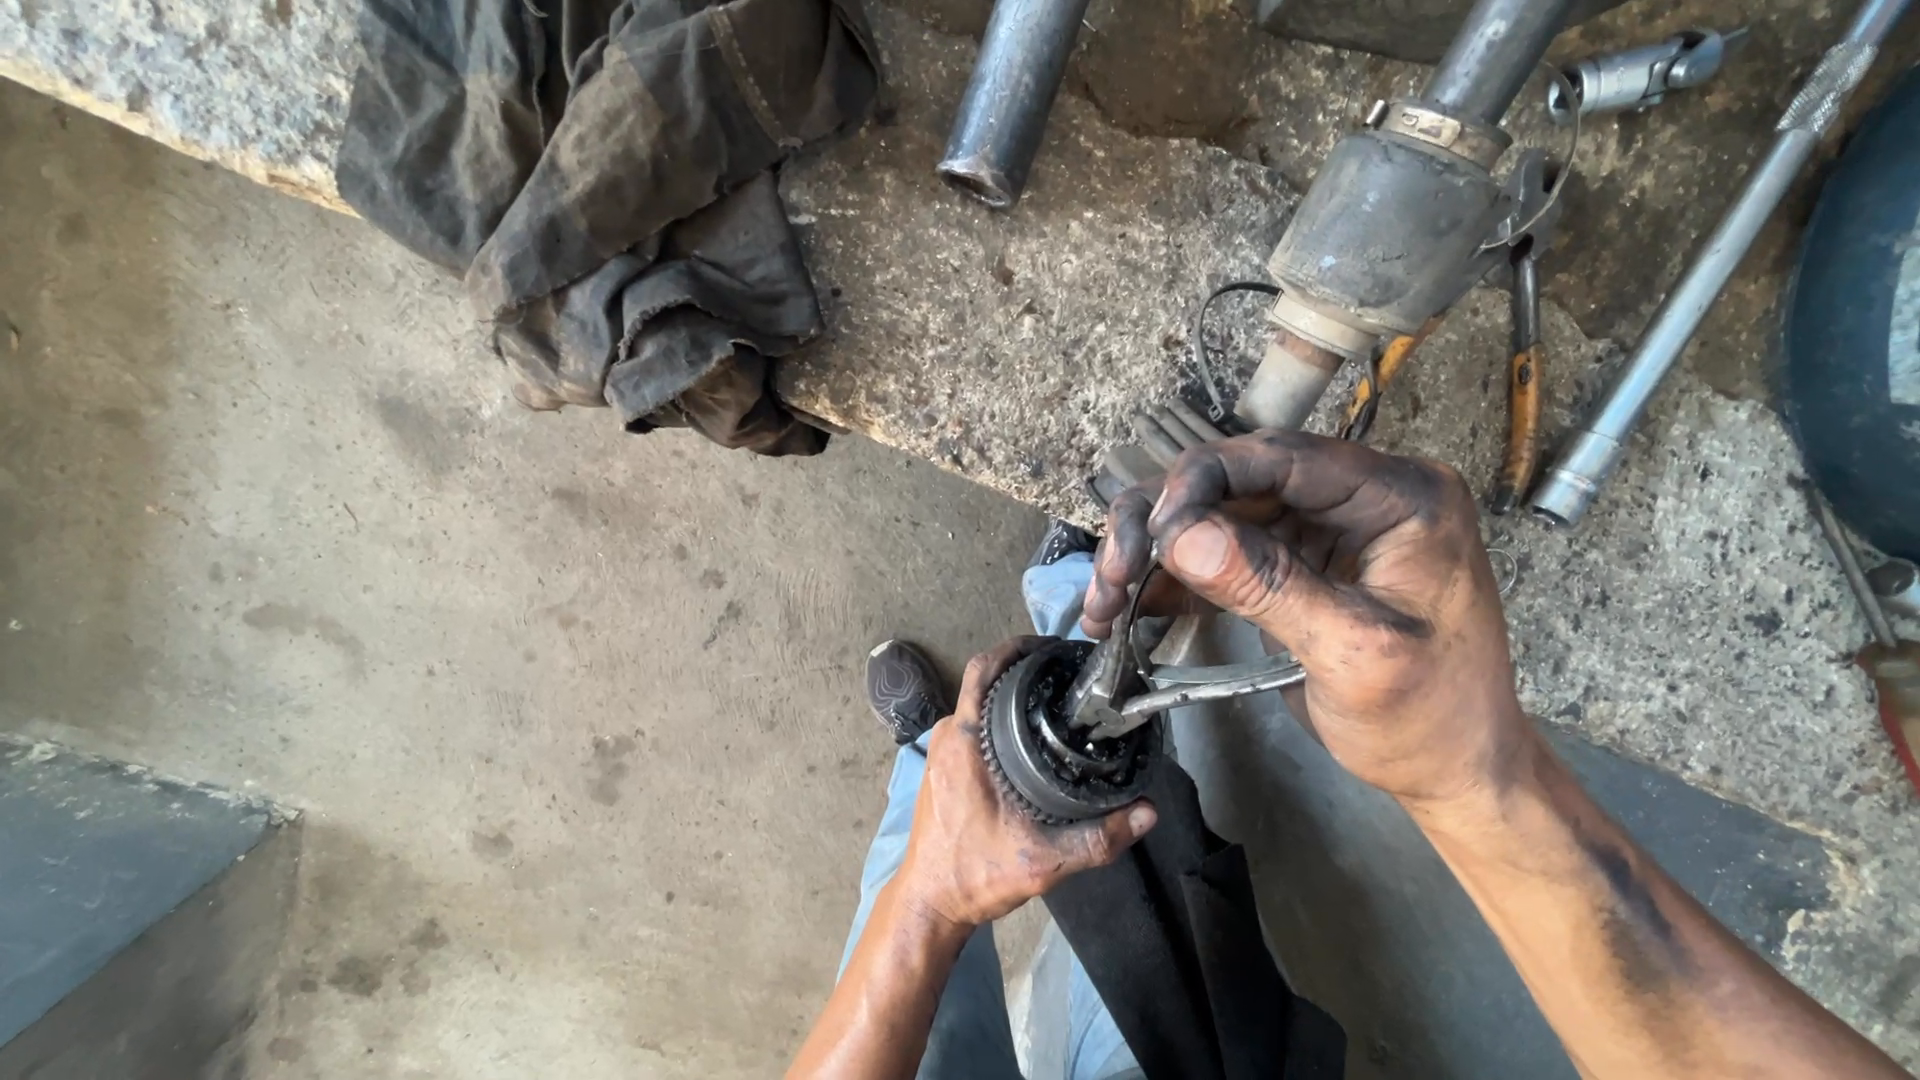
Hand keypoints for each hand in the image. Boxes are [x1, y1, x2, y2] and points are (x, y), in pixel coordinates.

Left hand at [895, 638, 1158, 927]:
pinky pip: (973, 723)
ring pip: (978, 703)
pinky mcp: (943, 765)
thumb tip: (1147, 812)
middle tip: (1066, 672)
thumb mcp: (1042, 861)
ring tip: (1056, 696)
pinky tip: (1031, 732)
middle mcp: (947, 736)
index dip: (1015, 648)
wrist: (930, 902)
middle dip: (1022, 668)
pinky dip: (999, 715)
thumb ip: (1097, 839)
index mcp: (963, 741)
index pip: (983, 670)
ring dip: (1011, 693)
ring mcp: (941, 750)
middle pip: (984, 681)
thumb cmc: (975, 875)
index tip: (1052, 646)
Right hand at [1082, 429, 1527, 807]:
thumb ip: (1270, 586)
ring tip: (1108, 601)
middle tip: (1116, 573)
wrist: (1451, 769)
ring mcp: (1318, 528)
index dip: (1204, 480)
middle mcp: (1354, 497)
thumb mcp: (1355, 653)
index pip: (1284, 456)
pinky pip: (1217, 552)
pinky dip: (1169, 579)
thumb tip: (1180, 536)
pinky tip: (1129, 610)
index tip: (1153, 529)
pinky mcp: (1290, 563)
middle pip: (1234, 480)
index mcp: (1399, 497)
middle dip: (1164, 522)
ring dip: (1153, 551)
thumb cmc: (1428, 717)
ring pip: (1213, 513)